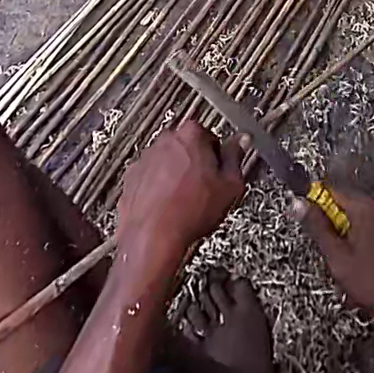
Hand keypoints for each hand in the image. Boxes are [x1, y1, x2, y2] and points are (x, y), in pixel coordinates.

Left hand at [115, 121, 245, 275]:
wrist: (152, 237)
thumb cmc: (189, 211)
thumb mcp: (230, 186)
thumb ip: (236, 158)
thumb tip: (241, 142)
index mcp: (192, 134)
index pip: (211, 137)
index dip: (217, 159)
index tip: (219, 174)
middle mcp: (166, 140)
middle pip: (188, 147)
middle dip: (196, 165)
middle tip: (204, 190)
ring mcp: (146, 158)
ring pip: (168, 162)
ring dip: (176, 177)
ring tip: (185, 203)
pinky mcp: (132, 177)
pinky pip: (150, 178)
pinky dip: (157, 189)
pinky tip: (167, 208)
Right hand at [294, 186, 373, 316]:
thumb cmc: (368, 279)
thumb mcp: (336, 255)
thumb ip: (317, 226)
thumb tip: (297, 203)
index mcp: (363, 206)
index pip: (331, 189)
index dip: (317, 204)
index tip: (312, 223)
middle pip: (344, 203)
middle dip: (332, 222)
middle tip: (330, 248)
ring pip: (355, 216)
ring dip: (345, 233)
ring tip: (345, 259)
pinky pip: (368, 226)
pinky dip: (359, 238)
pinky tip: (359, 261)